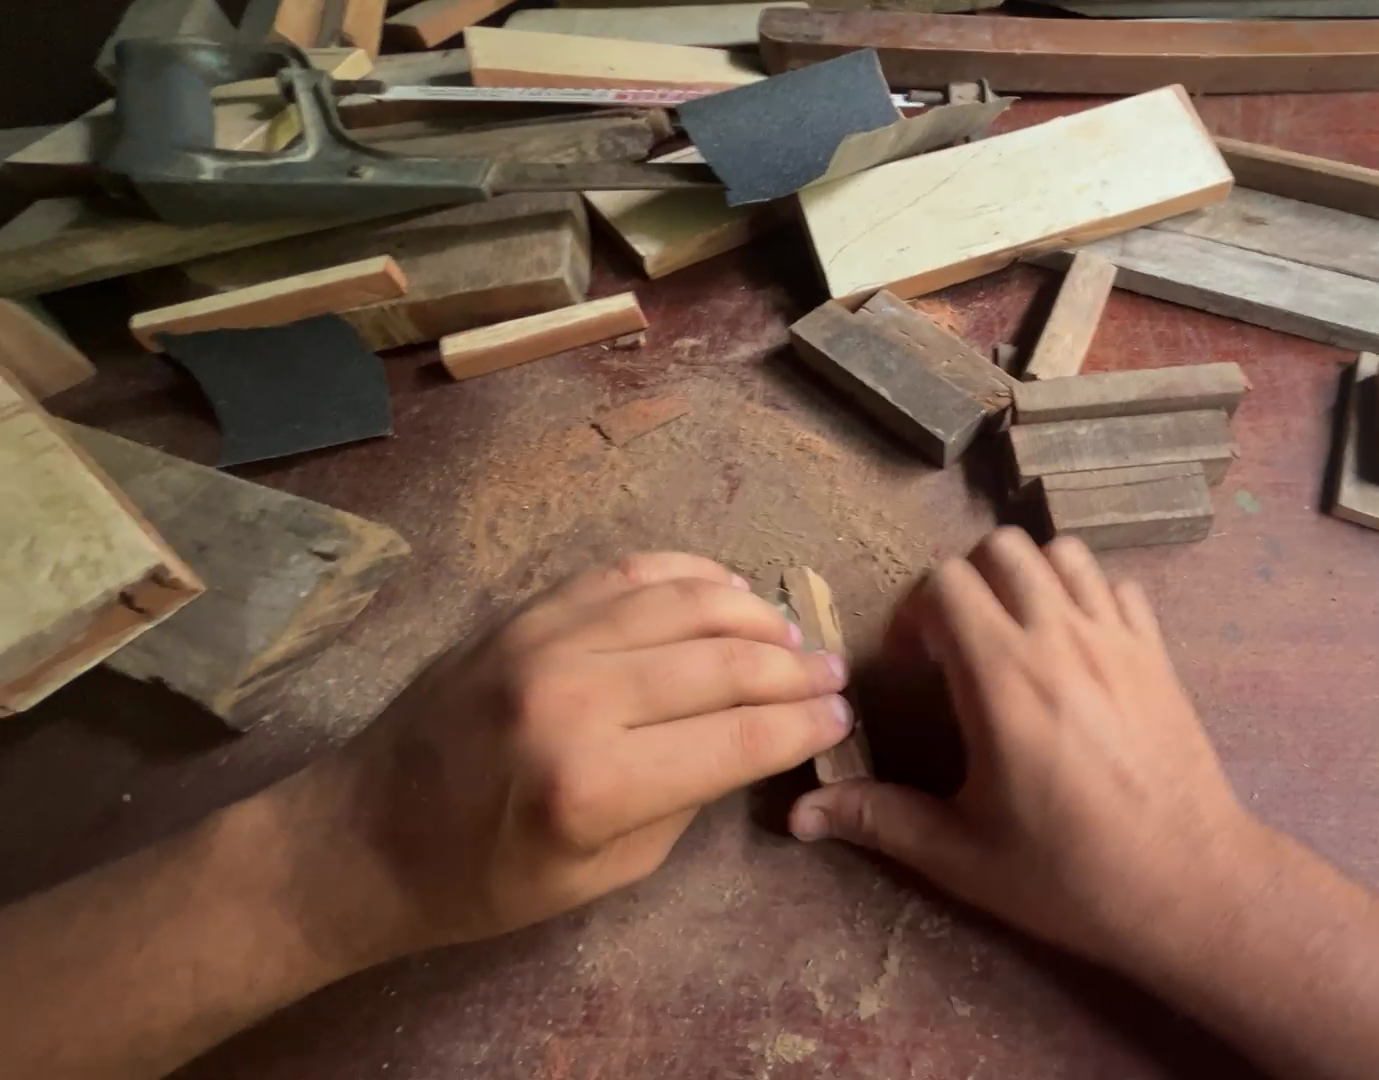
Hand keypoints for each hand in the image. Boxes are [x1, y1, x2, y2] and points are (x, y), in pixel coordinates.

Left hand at [286, 553, 852, 965]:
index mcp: (596, 784)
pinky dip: (696, 574)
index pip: (744, 738)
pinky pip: (634, 570)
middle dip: (799, 670)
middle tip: (834, 673)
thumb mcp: (610, 872)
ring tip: (793, 634)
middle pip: (728, 662)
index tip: (842, 715)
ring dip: (759, 615)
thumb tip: (760, 731)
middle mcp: (577, 695)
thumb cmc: (487, 877)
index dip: (807, 724)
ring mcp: (548, 638)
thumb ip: (693, 794)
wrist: (357, 837)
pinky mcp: (529, 609)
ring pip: (691, 601)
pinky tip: (731, 589)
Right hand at [788, 529, 1256, 974]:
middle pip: (1001, 547)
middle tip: (962, 638)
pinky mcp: (1157, 651)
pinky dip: (1088, 595)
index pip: (946, 582)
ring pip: (1063, 552)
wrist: (1191, 888)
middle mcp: (1060, 638)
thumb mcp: (963, 854)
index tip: (917, 664)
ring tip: (1018, 630)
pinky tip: (1080, 646)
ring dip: (1029, 576)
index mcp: (1003, 678)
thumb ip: (879, 819)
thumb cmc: (1070, 874)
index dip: (917, 612)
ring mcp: (1116, 637)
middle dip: (968, 580)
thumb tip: (801, 816)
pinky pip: (1117, 586)